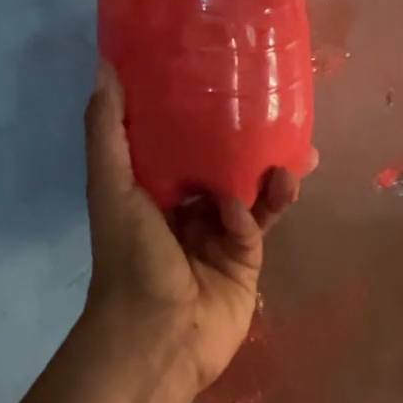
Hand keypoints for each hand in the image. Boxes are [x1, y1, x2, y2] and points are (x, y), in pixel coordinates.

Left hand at [79, 63, 306, 394]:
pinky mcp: (244, 259)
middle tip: (277, 108)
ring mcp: (216, 233)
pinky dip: (260, 208)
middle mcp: (184, 205)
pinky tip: (268, 193)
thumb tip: (104, 66)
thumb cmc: (128, 253)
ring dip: (269, 171)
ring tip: (297, 151)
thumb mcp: (110, 184)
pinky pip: (257, 224)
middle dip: (246, 138)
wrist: (156, 335)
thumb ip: (107, 128)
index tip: (219, 75)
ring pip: (249, 190)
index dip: (194, 109)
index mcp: (150, 186)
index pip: (175, 137)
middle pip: (220, 161)